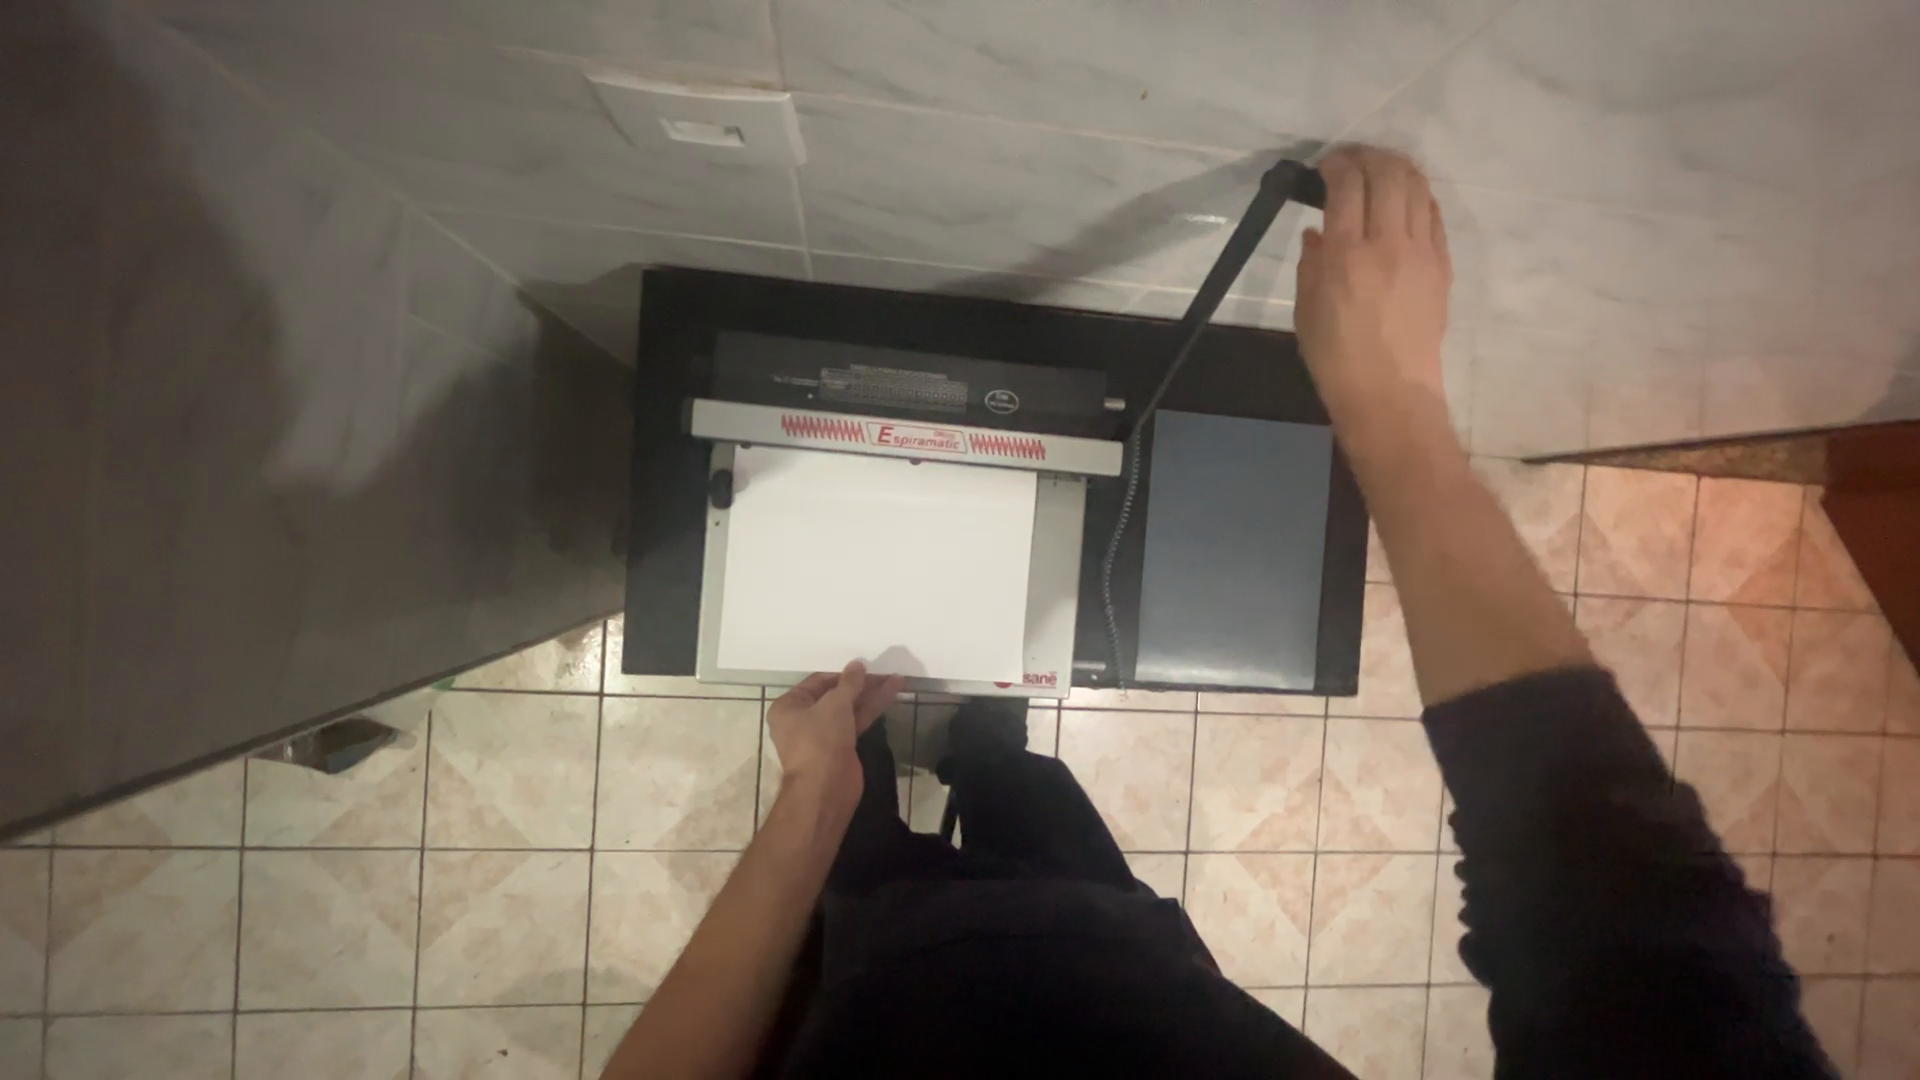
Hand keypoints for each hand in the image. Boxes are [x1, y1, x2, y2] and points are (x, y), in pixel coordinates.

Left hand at [766, 661, 905, 814]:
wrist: (825, 788)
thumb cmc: (820, 740)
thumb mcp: (834, 704)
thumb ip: (849, 683)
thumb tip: (857, 665)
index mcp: (789, 706)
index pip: (818, 681)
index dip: (843, 673)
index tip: (865, 666)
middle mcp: (803, 719)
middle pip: (835, 694)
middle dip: (861, 684)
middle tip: (885, 672)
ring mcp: (823, 734)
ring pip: (849, 708)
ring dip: (871, 695)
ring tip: (897, 679)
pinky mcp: (841, 747)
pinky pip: (856, 722)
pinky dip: (872, 709)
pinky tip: (891, 694)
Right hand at [1294, 146, 1452, 419]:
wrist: (1390, 390)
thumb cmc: (1335, 359)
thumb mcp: (1306, 313)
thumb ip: (1310, 266)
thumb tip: (1317, 233)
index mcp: (1346, 257)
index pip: (1347, 187)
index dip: (1336, 165)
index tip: (1325, 164)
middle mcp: (1388, 243)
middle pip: (1387, 174)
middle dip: (1367, 156)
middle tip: (1350, 160)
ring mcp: (1421, 250)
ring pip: (1416, 186)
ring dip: (1395, 168)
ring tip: (1378, 169)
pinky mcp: (1442, 262)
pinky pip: (1432, 212)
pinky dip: (1415, 195)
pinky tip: (1401, 199)